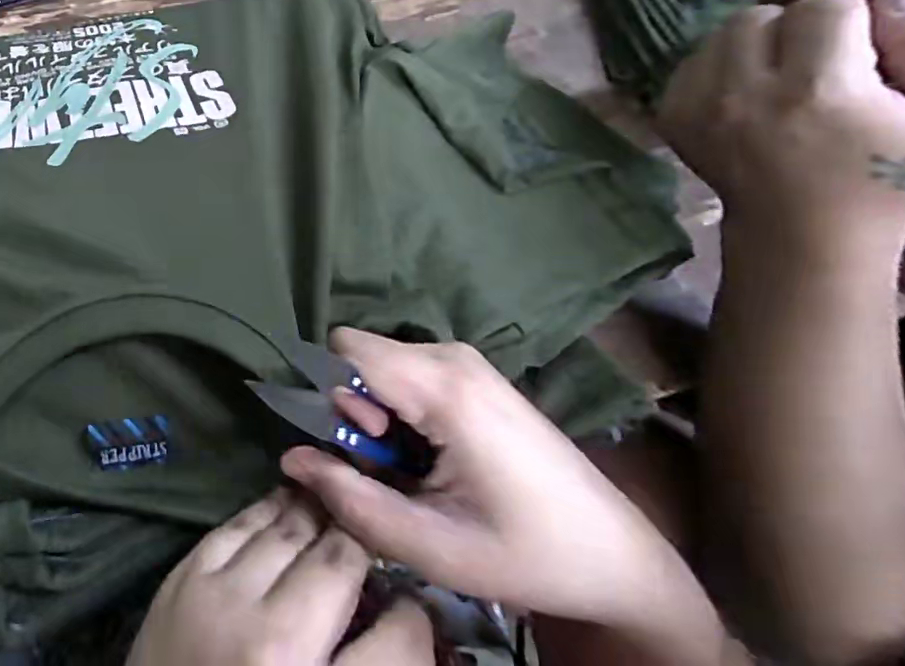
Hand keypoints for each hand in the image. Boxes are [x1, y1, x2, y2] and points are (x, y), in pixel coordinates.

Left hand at [125, 488, 433, 665]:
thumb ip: (362, 665)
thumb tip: (394, 619)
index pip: (397, 642)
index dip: (413, 619)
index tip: (408, 607)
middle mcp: (271, 643)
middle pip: (338, 563)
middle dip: (363, 542)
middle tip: (373, 536)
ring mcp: (222, 600)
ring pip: (288, 528)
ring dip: (318, 513)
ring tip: (335, 505)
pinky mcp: (184, 577)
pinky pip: (240, 523)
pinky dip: (269, 508)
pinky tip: (286, 502)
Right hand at [278, 331, 708, 646]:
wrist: (615, 554)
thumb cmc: (526, 554)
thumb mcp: (430, 545)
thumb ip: (350, 499)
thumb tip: (290, 456)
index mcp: (444, 386)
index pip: (346, 351)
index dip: (335, 397)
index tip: (365, 448)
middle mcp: (451, 355)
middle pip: (360, 353)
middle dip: (354, 406)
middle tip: (390, 464)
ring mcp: (465, 359)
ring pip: (379, 360)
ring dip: (376, 410)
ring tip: (415, 466)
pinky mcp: (472, 371)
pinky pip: (405, 368)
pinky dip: (398, 405)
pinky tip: (432, 454)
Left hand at [657, 0, 904, 238]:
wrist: (801, 227)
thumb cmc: (890, 174)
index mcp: (817, 90)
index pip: (825, 5)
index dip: (854, 20)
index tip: (864, 55)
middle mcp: (742, 92)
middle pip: (762, 14)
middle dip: (797, 28)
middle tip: (821, 64)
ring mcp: (695, 104)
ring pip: (723, 32)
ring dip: (756, 43)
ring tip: (784, 77)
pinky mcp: (668, 112)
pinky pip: (693, 60)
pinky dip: (722, 66)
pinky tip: (749, 94)